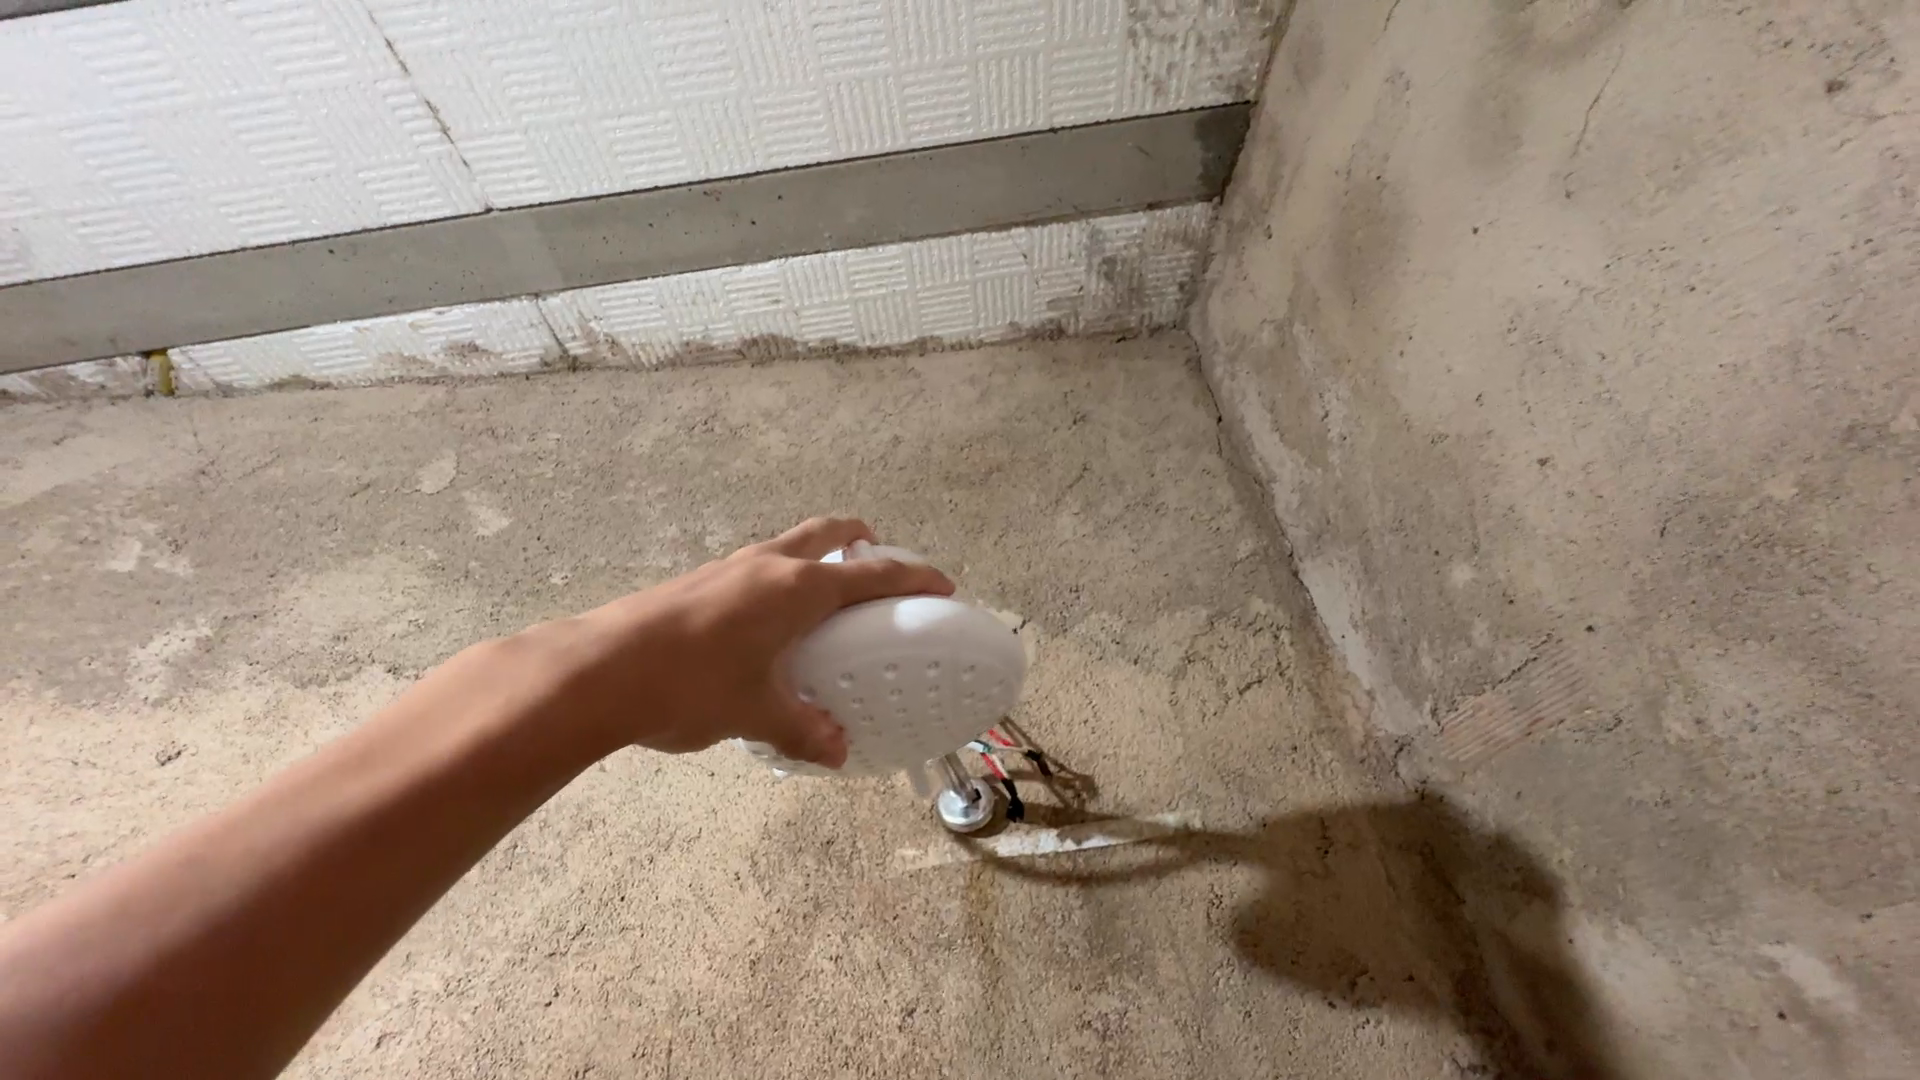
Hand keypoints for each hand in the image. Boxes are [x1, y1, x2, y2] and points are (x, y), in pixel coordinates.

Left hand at [514, 518, 953, 767]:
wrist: (598, 671)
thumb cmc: (692, 685)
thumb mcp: (757, 713)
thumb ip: (803, 728)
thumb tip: (836, 751)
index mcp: (797, 589)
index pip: (872, 576)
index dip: (912, 578)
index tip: (941, 584)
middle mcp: (767, 565)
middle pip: (828, 532)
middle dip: (860, 539)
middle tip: (877, 561)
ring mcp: (729, 568)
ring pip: (788, 545)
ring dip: (815, 556)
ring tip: (823, 596)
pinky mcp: (698, 581)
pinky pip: (756, 567)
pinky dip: (779, 578)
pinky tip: (766, 623)